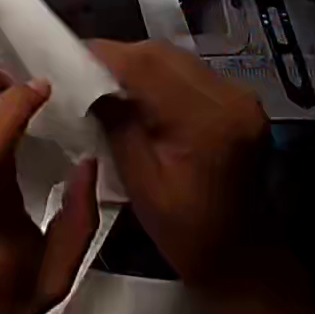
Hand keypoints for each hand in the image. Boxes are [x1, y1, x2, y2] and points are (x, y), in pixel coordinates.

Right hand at [89, 39, 278, 293]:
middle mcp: (229, 96)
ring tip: (103, 79)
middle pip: (161, 54)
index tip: (69, 57)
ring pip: (173, 56)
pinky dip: (157, 73)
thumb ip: (115, 124)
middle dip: (117, 56)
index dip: (104, 55)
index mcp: (207, 121)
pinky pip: (187, 70)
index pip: (147, 66)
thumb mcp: (140, 183)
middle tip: (81, 69)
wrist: (245, 260)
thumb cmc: (188, 232)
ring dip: (136, 62)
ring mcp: (238, 94)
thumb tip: (84, 83)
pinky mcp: (236, 98)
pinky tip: (136, 90)